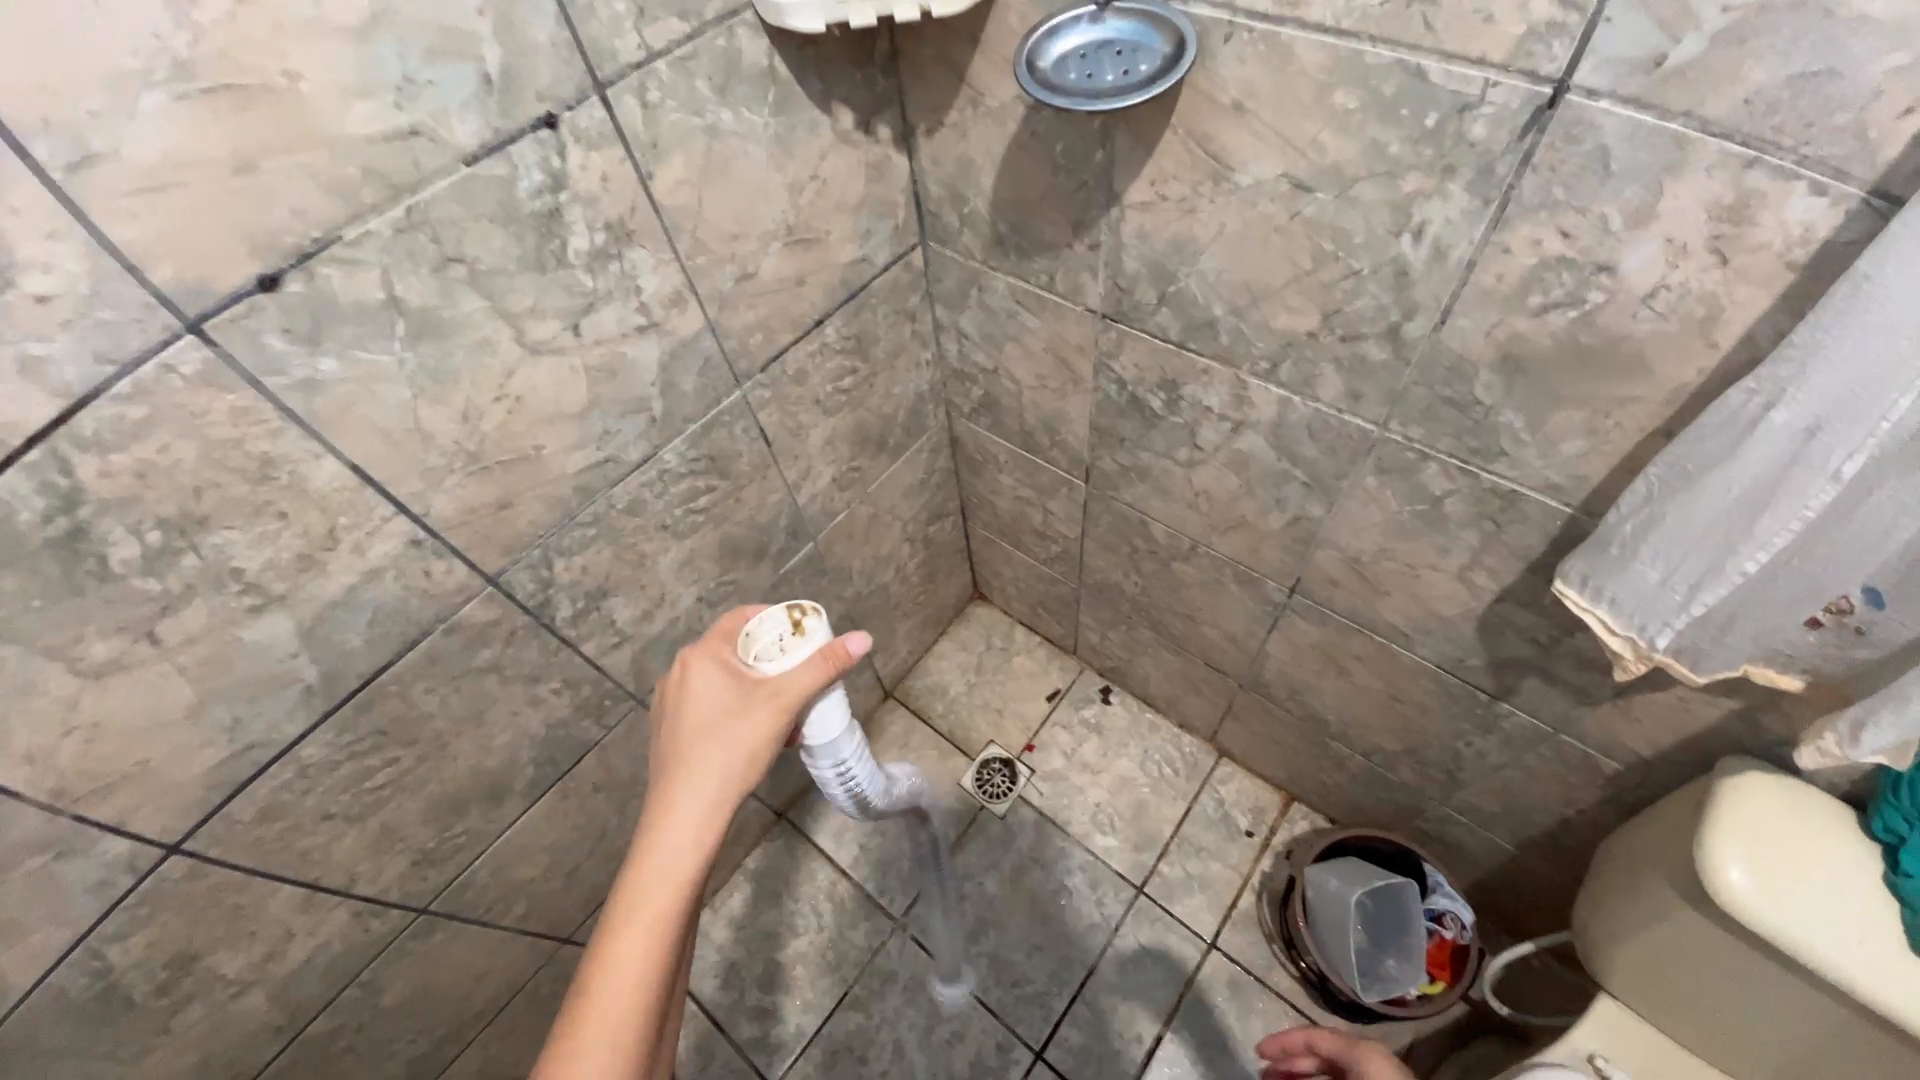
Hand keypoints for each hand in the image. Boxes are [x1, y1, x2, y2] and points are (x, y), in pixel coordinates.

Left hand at [645, 605, 871, 822]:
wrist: (687, 812)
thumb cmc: (733, 746)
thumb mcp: (784, 703)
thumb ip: (822, 667)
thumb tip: (863, 638)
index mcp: (702, 653)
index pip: (742, 617)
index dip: (776, 620)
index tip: (803, 636)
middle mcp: (679, 670)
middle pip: (735, 651)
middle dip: (772, 662)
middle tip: (801, 676)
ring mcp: (670, 702)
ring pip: (724, 682)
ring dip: (757, 690)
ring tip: (787, 712)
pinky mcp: (669, 730)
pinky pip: (709, 706)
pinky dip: (736, 710)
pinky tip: (758, 737)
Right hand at [1257, 1027, 1414, 1079]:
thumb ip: (1304, 1076)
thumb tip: (1274, 1075)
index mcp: (1360, 1049)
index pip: (1313, 1036)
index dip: (1282, 1042)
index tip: (1257, 1052)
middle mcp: (1368, 1055)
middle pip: (1321, 1052)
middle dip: (1291, 1063)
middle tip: (1263, 1074)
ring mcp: (1377, 1073)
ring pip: (1333, 1069)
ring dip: (1304, 1075)